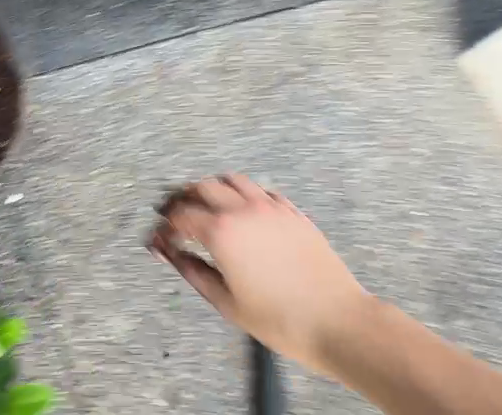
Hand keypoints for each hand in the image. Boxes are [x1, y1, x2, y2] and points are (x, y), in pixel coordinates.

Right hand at [150, 174, 376, 378]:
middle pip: (202, 186)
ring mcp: (271, 207)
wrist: (338, 321)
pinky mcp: (293, 212)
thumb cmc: (283, 320)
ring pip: (232, 180)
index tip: (163, 235)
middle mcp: (244, 210)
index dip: (167, 224)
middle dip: (184, 197)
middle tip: (177, 213)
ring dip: (214, 188)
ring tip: (207, 205)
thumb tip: (172, 256)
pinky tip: (244, 211)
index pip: (181, 215)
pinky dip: (245, 194)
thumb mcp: (228, 303)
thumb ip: (194, 272)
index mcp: (222, 232)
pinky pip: (261, 190)